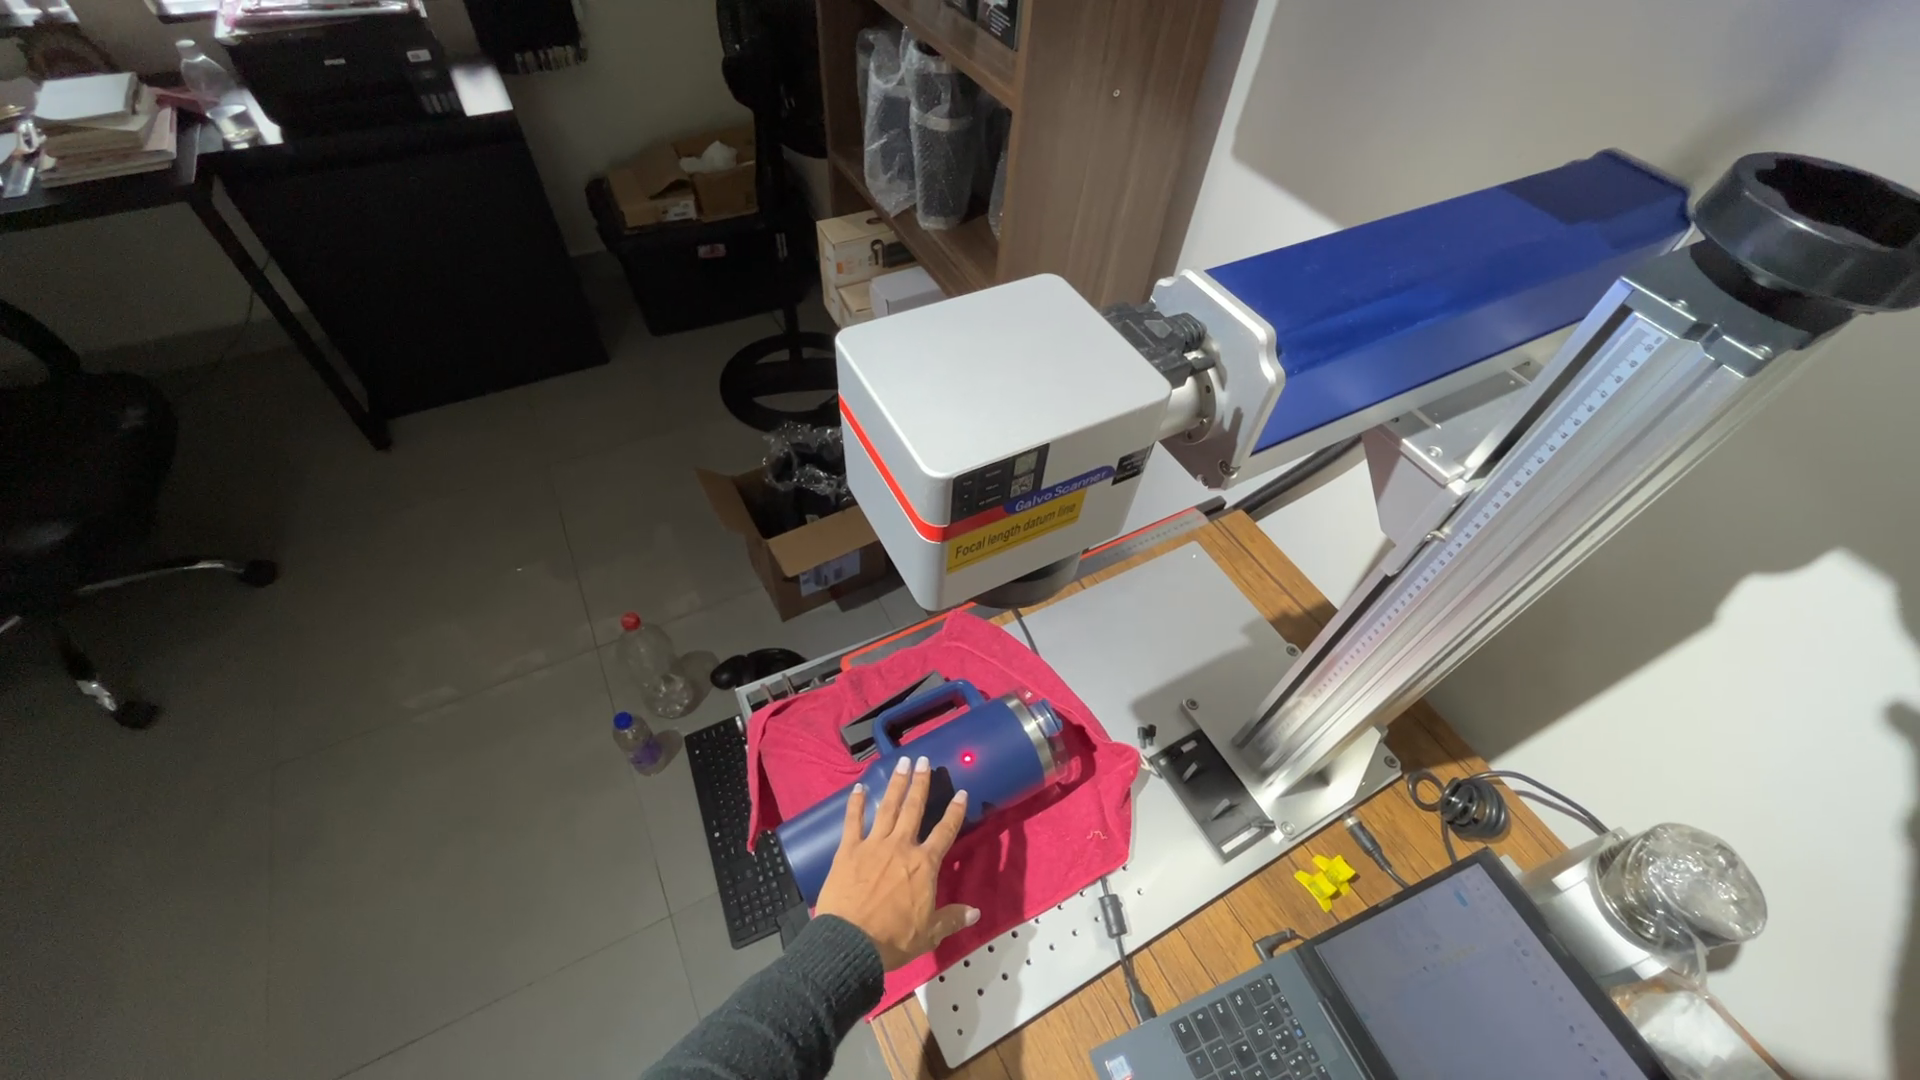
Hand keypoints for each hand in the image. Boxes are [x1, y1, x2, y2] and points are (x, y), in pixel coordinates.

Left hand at [815, 755, 979, 969]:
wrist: (851, 942)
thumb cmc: (893, 939)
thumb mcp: (929, 934)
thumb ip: (952, 918)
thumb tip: (976, 912)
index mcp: (923, 865)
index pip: (944, 831)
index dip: (955, 811)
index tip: (961, 792)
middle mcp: (901, 846)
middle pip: (913, 809)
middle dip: (921, 783)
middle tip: (924, 760)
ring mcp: (873, 844)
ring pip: (887, 808)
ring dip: (896, 784)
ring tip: (902, 763)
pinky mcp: (848, 850)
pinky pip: (852, 821)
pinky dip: (855, 803)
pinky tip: (858, 787)